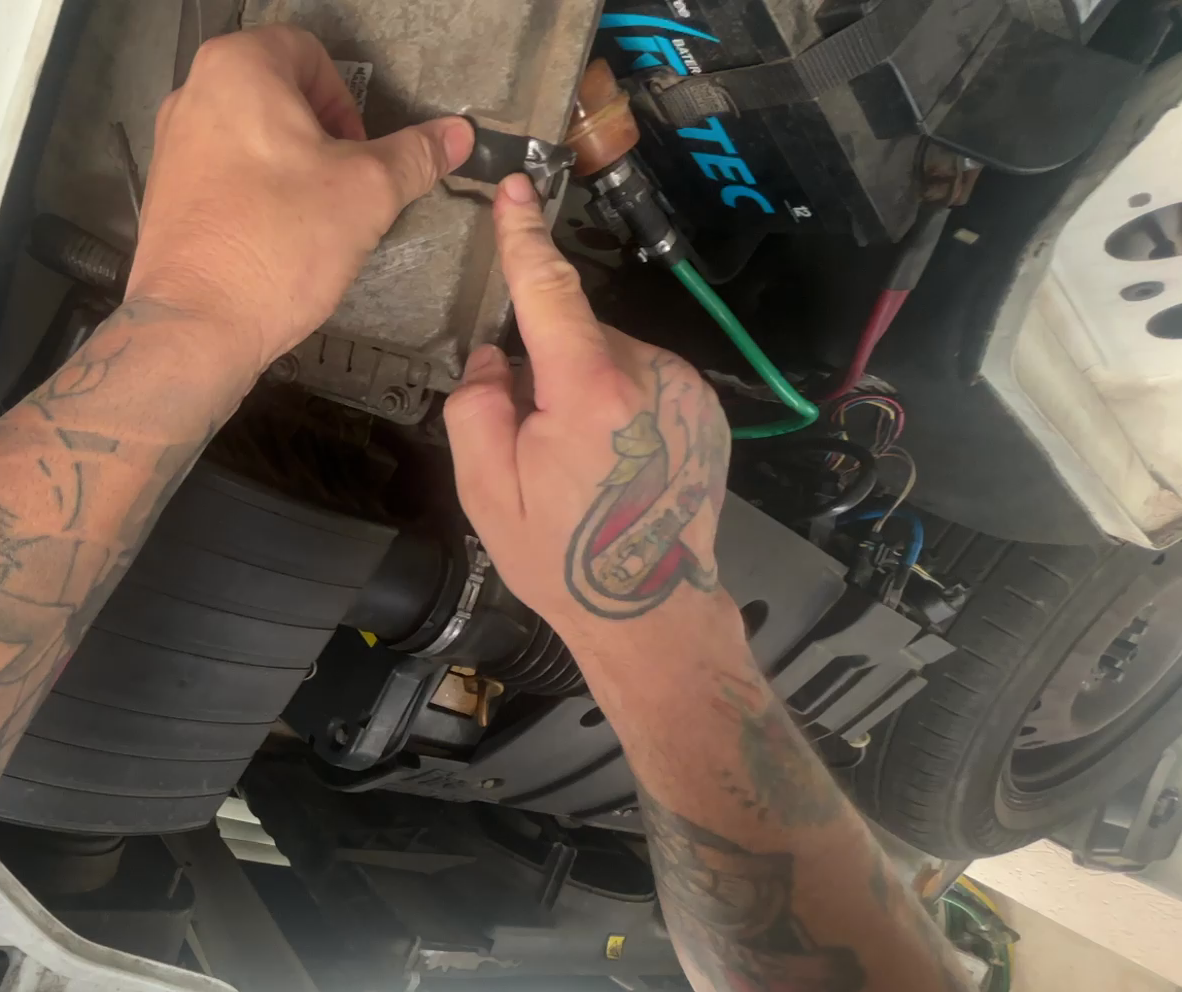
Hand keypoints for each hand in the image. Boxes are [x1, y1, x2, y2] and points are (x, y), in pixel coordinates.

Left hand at [128, 26, 474, 368]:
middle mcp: (193, 98)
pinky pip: (223, 187)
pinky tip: (270, 247)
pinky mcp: (165, 203)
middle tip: (338, 193)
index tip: (359, 154)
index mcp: (237, 69)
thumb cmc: (273, 249)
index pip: (311, 54)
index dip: (347, 104)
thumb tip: (454, 135)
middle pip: (277, 101)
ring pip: (250, 146)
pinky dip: (253, 206)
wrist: (196, 327)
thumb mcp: (366, 195)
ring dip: (287, 177)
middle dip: (318, 145)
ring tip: (305, 226)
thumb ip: (414, 157)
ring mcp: (172, 153)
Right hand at [445, 176, 733, 669]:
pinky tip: (611, 465)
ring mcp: (686, 391)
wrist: (650, 611)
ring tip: (576, 465)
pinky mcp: (704, 411)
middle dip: (544, 367)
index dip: (524, 239)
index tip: (514, 191)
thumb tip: (497, 356)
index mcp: (587, 390)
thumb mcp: (484, 488)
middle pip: (576, 333)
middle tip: (531, 443)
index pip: (549, 290)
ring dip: (579, 388)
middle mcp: (649, 374)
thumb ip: (477, 405)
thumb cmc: (557, 555)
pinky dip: (614, 403)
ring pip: (608, 358)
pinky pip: (641, 381)